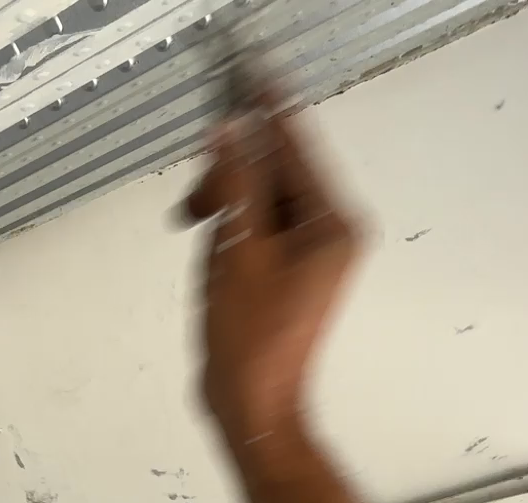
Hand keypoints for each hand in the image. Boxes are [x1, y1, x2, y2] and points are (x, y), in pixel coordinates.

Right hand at [183, 99, 362, 441]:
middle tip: (195, 207)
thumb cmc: (250, 342)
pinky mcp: (283, 276)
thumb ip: (236, 184)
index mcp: (332, 225)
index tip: (247, 72)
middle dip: (230, 183)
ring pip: (257, 205)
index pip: (297, 147)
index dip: (265, 110)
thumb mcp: (239, 252)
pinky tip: (213, 265)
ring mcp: (306, 258)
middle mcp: (327, 236)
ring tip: (206, 254)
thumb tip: (228, 134)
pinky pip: (253, 235)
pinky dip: (227, 239)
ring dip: (223, 215)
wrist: (250, 404)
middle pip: (274, 175)